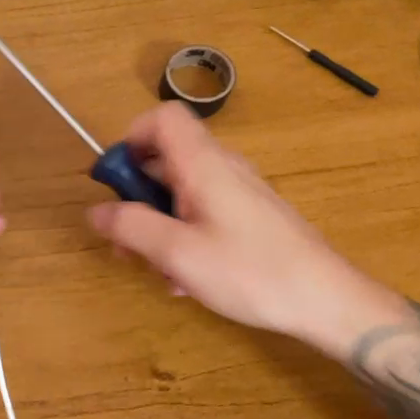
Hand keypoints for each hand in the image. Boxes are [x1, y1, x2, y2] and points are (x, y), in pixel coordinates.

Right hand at [85, 103, 408, 354]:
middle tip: (124, 240)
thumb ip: (131, 227)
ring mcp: (239, 193)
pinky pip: (202, 213)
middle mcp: (223, 169)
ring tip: (156, 268)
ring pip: (182, 191)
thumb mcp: (177, 253)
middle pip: (166, 158)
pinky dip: (183, 236)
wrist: (324, 299)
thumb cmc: (249, 272)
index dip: (131, 139)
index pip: (163, 118)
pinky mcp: (250, 217)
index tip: (114, 181)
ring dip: (158, 223)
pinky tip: (185, 278)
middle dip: (136, 195)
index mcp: (204, 165)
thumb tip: (95, 210)